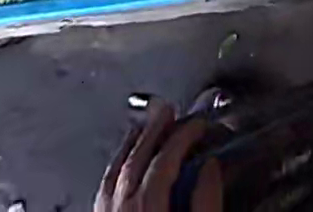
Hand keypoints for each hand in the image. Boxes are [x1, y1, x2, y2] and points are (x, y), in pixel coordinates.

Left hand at [95, 99, 221, 210]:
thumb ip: (206, 203)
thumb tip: (210, 167)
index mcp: (149, 207)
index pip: (166, 160)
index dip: (184, 136)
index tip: (199, 123)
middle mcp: (122, 209)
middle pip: (136, 160)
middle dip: (154, 130)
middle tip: (168, 110)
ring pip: (114, 173)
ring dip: (131, 146)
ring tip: (144, 128)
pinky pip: (102, 190)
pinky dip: (113, 169)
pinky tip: (120, 166)